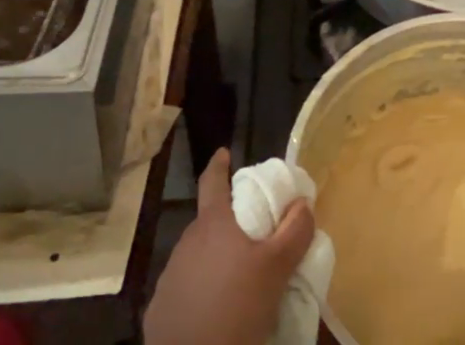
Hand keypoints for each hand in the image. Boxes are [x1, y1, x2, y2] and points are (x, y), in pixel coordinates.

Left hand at [143, 148, 316, 344]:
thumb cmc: (236, 309)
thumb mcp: (277, 269)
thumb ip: (294, 231)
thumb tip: (302, 201)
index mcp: (213, 226)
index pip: (212, 182)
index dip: (218, 165)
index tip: (224, 153)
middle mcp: (186, 244)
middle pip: (210, 221)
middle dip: (230, 221)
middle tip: (256, 231)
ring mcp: (170, 278)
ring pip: (199, 255)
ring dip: (218, 256)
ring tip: (242, 275)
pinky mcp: (162, 310)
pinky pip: (188, 287)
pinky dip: (205, 288)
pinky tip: (220, 307)